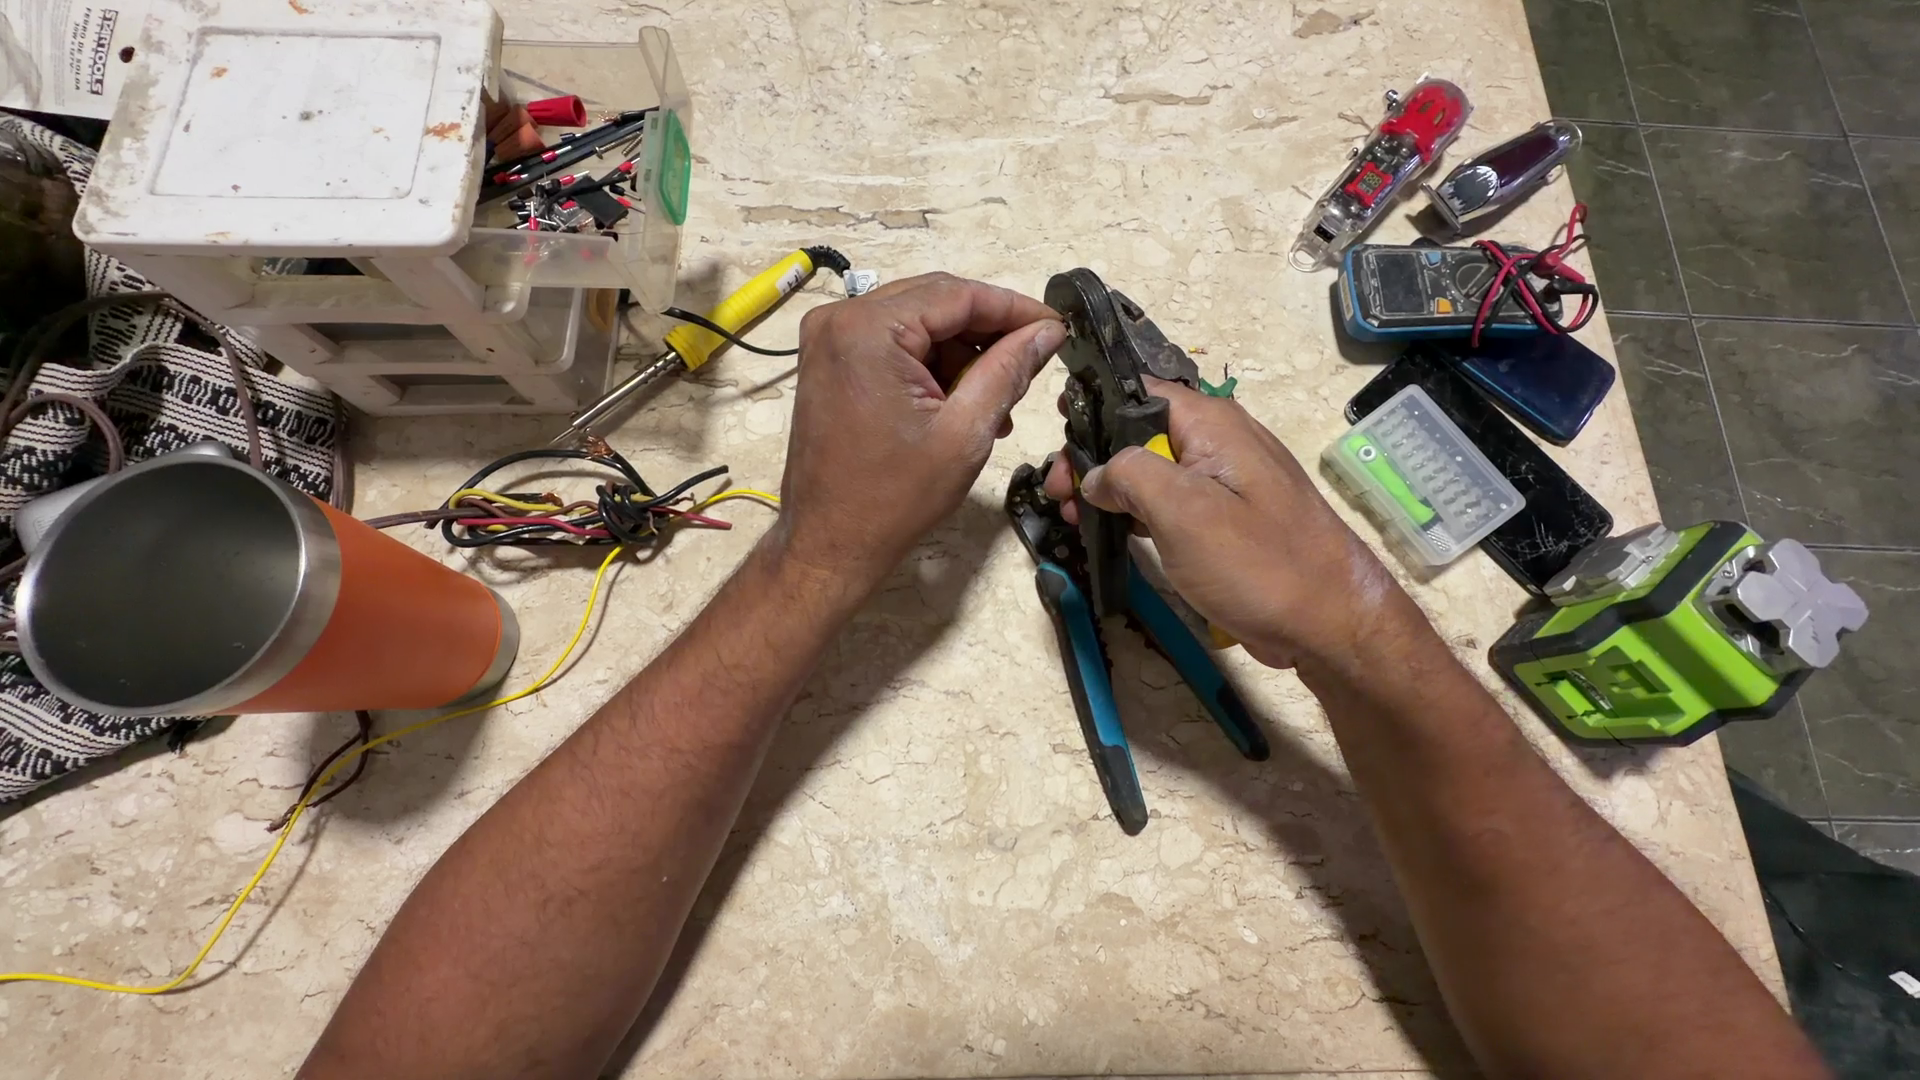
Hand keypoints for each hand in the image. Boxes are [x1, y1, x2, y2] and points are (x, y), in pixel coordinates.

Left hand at [775, 272, 1065, 591]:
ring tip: (997, 402)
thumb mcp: (965, 433)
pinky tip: (960, 401)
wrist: (830, 542)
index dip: (1013, 308)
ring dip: (961, 354)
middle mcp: (839, 319)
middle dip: (987, 332)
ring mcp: (828, 340)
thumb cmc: (895, 498)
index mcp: (867, 330)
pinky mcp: (829, 362)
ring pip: (916, 323)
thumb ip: (1008, 371)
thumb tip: (1047, 332)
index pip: (956, 294)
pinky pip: (892, 344)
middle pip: (934, 302)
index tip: (1055, 327)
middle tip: (1031, 363)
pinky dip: (930, 365)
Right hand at [1044, 378, 1424, 670]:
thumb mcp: (1183, 510)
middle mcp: (1218, 443)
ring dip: (1110, 489)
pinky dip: (1136, 513)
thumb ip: (1130, 475)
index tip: (1058, 434)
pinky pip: (1169, 504)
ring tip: (1072, 516)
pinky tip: (1110, 530)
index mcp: (1212, 425)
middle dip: (1094, 457)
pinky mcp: (1223, 521)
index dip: (1093, 406)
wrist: (1328, 625)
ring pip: (1151, 471)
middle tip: (1058, 492)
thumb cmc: (1257, 562)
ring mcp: (1222, 484)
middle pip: (1140, 432)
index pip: (1139, 391)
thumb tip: (1095, 474)